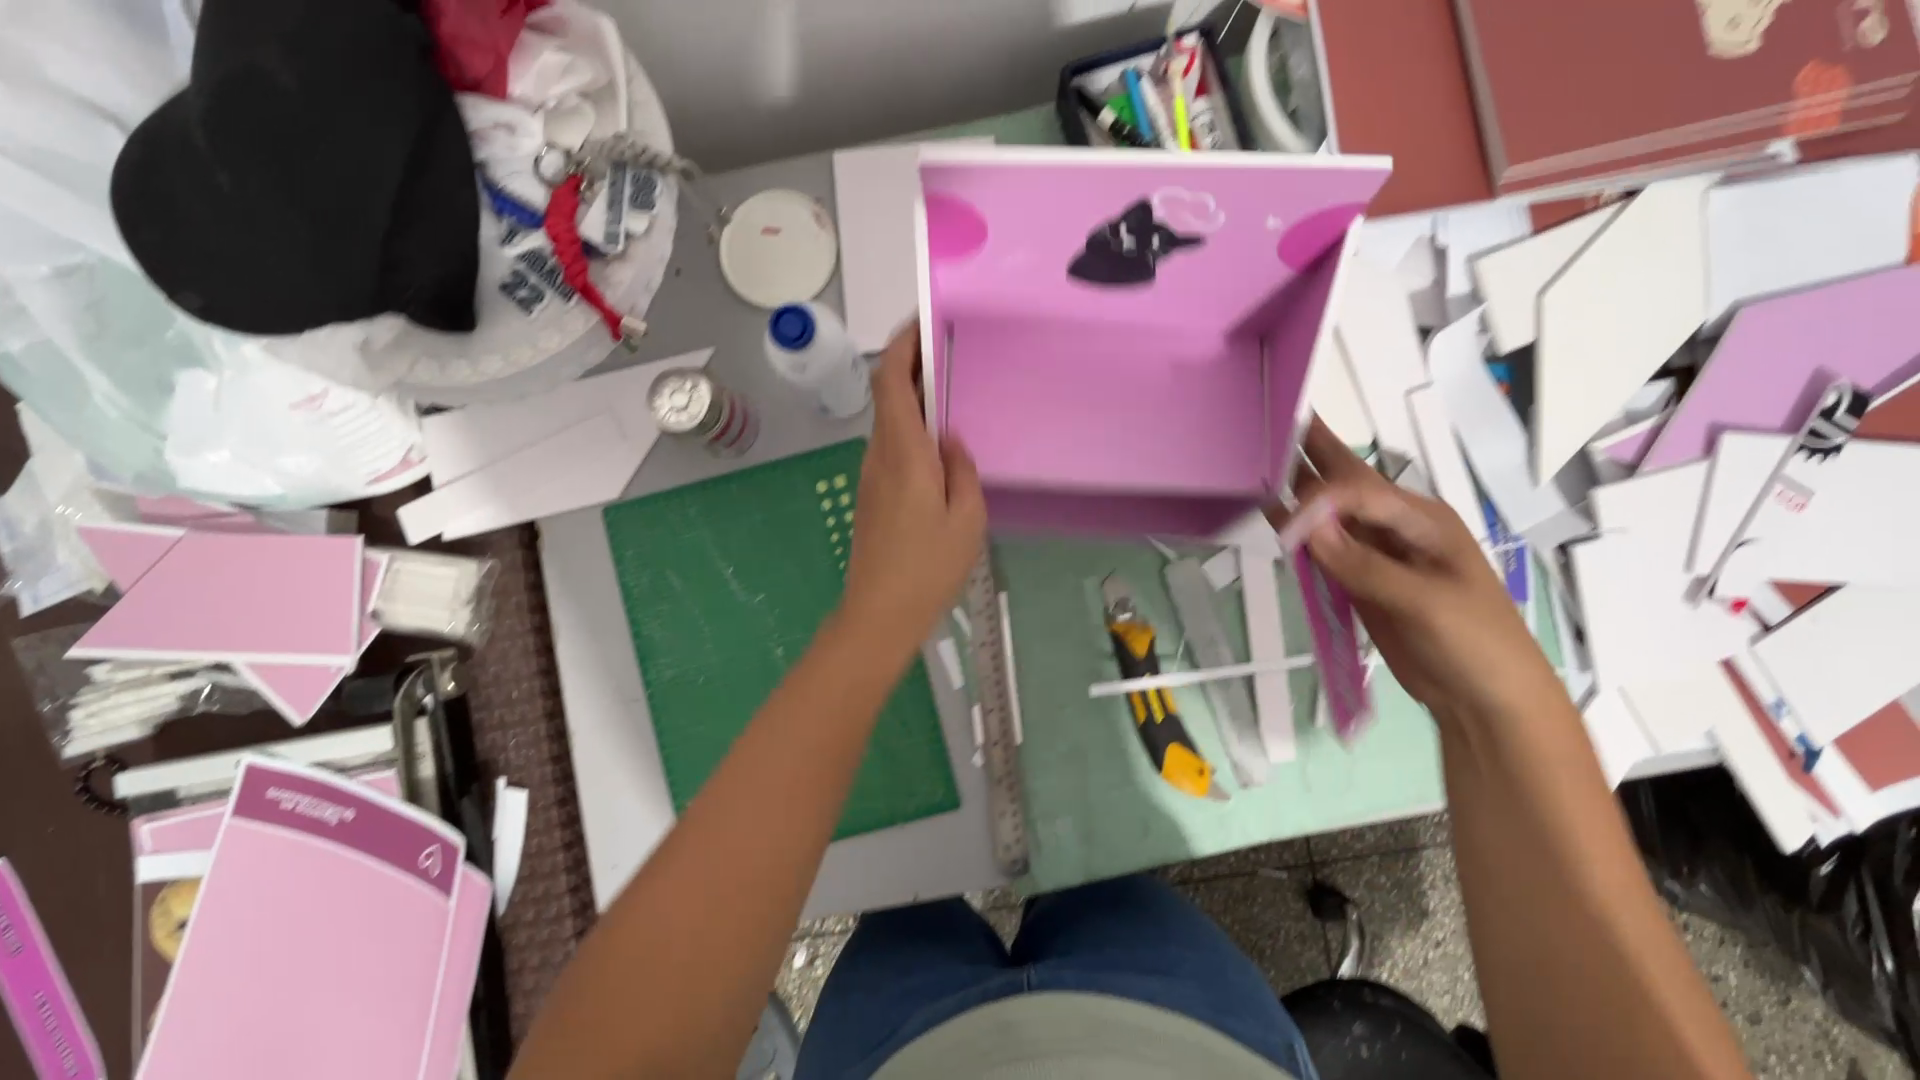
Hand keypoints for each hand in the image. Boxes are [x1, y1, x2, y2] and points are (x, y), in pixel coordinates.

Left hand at [838, 321, 986, 645]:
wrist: (879, 613)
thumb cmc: (928, 566)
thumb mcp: (966, 516)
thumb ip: (961, 468)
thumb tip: (950, 437)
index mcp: (903, 451)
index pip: (890, 379)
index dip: (902, 343)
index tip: (925, 321)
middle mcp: (880, 454)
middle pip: (888, 394)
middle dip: (913, 365)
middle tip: (951, 353)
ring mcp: (871, 476)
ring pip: (891, 422)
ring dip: (915, 400)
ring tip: (954, 395)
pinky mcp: (873, 495)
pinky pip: (893, 448)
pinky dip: (913, 430)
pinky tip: (941, 446)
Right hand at [1273, 419, 1558, 718]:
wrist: (1486, 698)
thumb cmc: (1473, 642)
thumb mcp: (1425, 603)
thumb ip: (1364, 565)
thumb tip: (1306, 525)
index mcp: (1422, 519)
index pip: (1358, 491)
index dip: (1319, 500)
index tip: (1287, 531)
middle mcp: (1395, 527)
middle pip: (1346, 482)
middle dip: (1313, 451)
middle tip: (1275, 416)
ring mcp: (1376, 555)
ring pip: (1328, 513)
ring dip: (1298, 489)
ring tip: (1260, 459)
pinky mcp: (1360, 583)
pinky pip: (1323, 550)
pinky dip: (1298, 534)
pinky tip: (1275, 515)